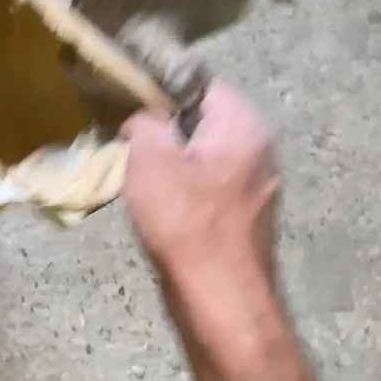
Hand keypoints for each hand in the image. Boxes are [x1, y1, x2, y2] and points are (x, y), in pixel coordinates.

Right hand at [121, 82, 280, 293]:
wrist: (218, 296)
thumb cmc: (184, 219)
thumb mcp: (150, 157)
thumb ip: (145, 123)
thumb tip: (143, 120)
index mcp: (244, 127)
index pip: (202, 84)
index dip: (161, 86)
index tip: (125, 97)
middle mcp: (258, 151)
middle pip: (201, 119)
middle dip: (161, 123)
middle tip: (123, 132)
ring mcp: (252, 186)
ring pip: (200, 152)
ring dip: (165, 156)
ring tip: (131, 165)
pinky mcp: (239, 215)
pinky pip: (203, 182)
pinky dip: (176, 183)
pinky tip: (151, 198)